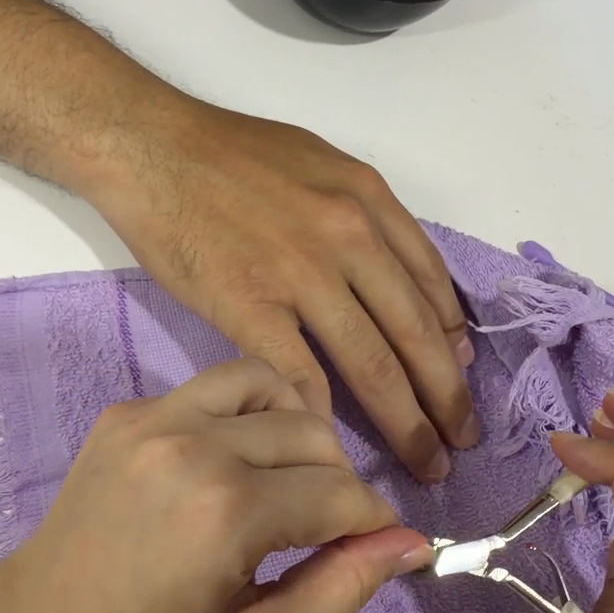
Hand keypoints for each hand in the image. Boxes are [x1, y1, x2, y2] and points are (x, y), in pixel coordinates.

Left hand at [0, 360, 432, 612]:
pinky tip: (232, 455)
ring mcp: (154, 414)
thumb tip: (407, 542)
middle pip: (313, 433)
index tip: (372, 543)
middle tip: (319, 526)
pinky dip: (245, 410)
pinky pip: (214, 385)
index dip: (372, 521)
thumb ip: (337, 592)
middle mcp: (193, 443)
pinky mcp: (130, 406)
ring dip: (296, 429)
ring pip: (270, 385)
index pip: (340, 493)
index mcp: (224, 511)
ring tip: (283, 479)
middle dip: (337, 480)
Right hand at [84, 102, 477, 482]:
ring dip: (406, 422)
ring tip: (427, 464)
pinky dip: (322, 417)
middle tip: (463, 441)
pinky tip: (337, 450)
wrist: (150, 148)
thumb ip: (361, 214)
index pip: (430, 284)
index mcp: (367, 200)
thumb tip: (394, 277)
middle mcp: (349, 236)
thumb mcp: (316, 161)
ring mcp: (300, 273)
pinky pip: (298, 374)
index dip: (451, 341)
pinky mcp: (249, 304)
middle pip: (415, 333)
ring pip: (371, 363)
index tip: (457, 376)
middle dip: (447, 397)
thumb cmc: (225, 151)